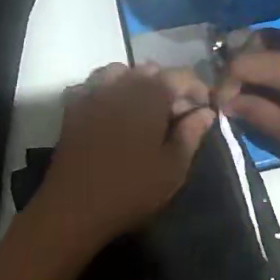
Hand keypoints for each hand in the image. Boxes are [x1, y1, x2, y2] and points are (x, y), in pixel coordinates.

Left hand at [35, 63, 216, 244]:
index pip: (181, 76)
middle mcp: (121, 85)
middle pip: (151, 70)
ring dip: (138, 84)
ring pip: (120, 72)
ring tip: (146, 110)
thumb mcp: (173, 168)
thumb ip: (191, 133)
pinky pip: (94, 85)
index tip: (206, 109)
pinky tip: (114, 111)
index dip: (198, 89)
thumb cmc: (131, 190)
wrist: (74, 209)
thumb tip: (205, 111)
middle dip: (169, 86)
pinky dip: (108, 90)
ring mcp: (93, 94)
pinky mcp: (73, 109)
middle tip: (178, 115)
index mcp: (150, 96)